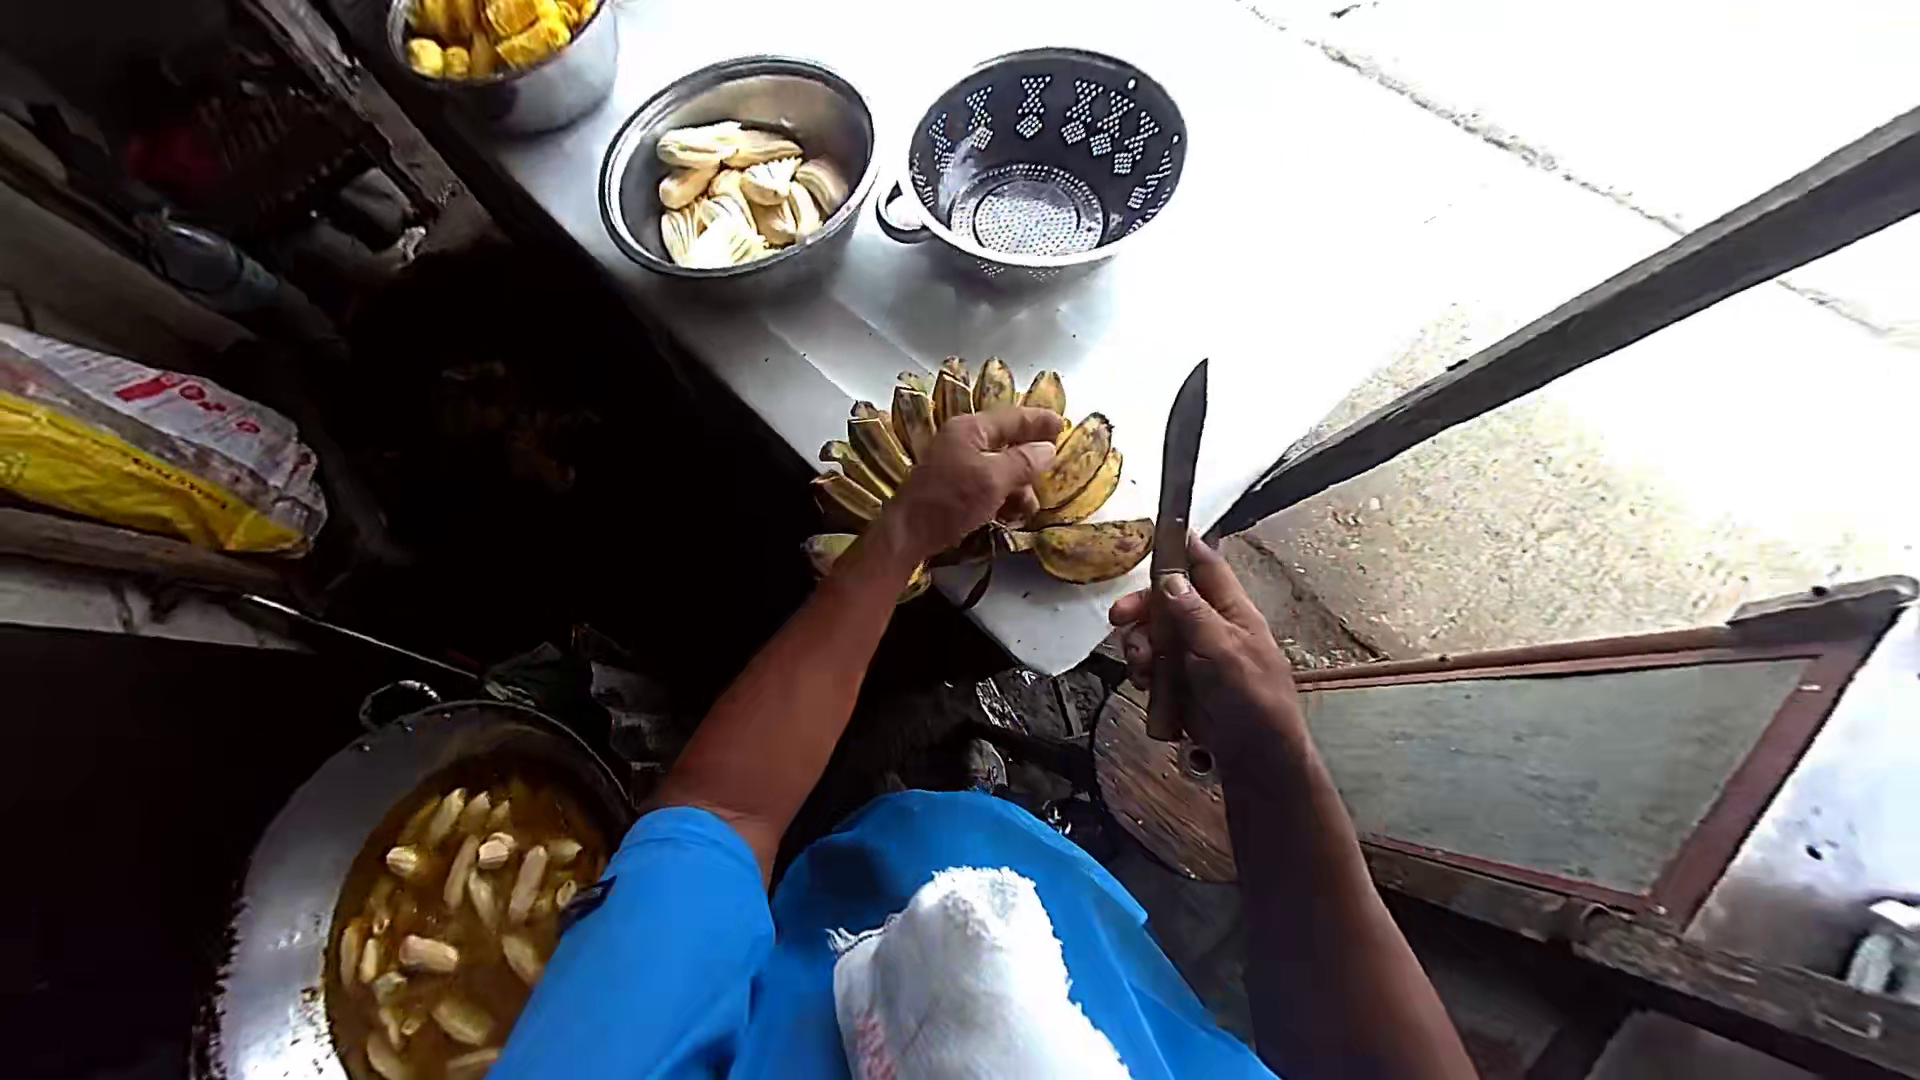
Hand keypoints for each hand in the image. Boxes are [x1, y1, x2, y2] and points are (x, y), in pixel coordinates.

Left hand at [883, 406, 1064, 562]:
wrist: (908, 534)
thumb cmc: (951, 501)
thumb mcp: (993, 479)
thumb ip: (1024, 461)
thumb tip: (1048, 449)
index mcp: (970, 429)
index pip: (1013, 417)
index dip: (1039, 421)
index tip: (1062, 424)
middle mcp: (962, 441)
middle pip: (1007, 443)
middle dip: (1030, 462)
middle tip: (1051, 472)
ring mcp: (956, 465)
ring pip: (998, 468)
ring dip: (1018, 486)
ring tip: (1029, 508)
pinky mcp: (953, 488)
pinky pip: (986, 485)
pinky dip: (1001, 497)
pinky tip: (1011, 514)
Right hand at [1108, 533, 1303, 751]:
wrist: (1253, 756)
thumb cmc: (1252, 699)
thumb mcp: (1225, 652)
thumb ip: (1195, 615)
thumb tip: (1170, 579)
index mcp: (1230, 611)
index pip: (1206, 566)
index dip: (1184, 548)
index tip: (1158, 533)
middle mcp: (1208, 625)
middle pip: (1166, 600)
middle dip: (1141, 608)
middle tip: (1120, 617)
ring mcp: (1192, 653)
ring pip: (1152, 632)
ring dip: (1139, 645)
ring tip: (1142, 666)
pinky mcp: (1177, 678)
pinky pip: (1149, 662)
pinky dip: (1142, 670)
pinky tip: (1146, 683)